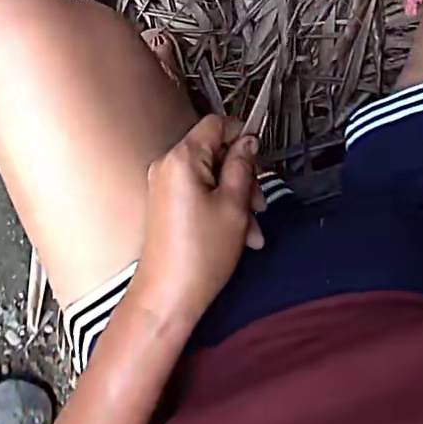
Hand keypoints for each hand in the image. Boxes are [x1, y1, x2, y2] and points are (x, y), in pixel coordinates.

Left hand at [132, 115, 262, 325]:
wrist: (166, 299)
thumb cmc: (198, 257)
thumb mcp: (234, 205)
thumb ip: (243, 166)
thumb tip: (248, 141)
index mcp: (182, 158)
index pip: (215, 123)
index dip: (240, 134)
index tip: (258, 154)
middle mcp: (168, 165)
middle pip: (215, 151)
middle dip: (241, 175)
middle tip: (258, 202)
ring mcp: (164, 184)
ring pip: (210, 174)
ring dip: (235, 196)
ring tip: (250, 228)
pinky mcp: (165, 203)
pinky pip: (199, 191)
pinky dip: (219, 205)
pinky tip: (237, 234)